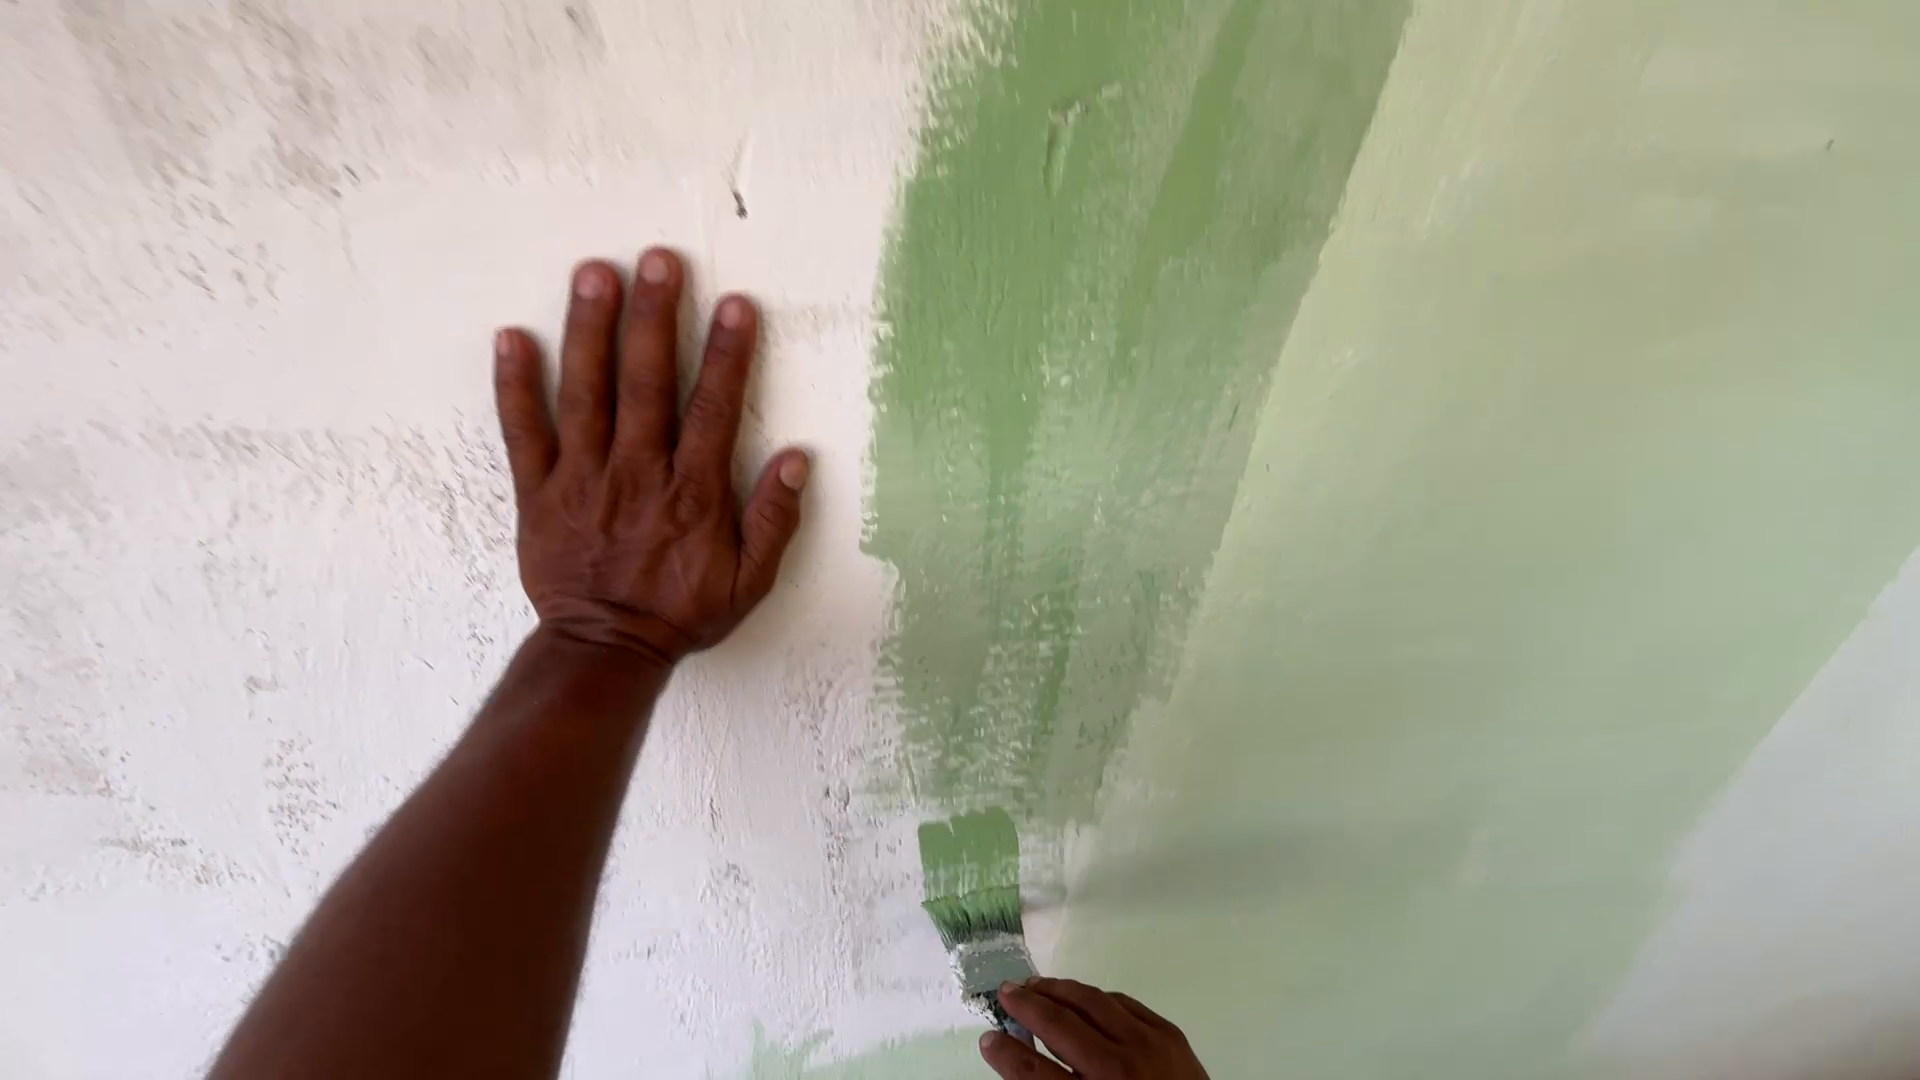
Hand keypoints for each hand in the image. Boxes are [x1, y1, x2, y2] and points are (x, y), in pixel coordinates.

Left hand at [494, 249, 807, 665]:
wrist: (606, 650)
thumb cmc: (683, 612)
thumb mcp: (750, 582)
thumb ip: (774, 521)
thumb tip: (795, 460)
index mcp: (693, 493)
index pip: (713, 409)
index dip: (727, 354)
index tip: (736, 304)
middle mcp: (638, 474)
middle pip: (646, 384)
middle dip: (655, 318)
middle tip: (658, 260)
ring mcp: (582, 479)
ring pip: (586, 393)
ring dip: (590, 330)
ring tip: (594, 272)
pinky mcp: (538, 493)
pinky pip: (524, 432)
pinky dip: (515, 386)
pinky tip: (513, 337)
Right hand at [981, 978, 1208, 1078]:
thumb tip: (1025, 1063)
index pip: (1035, 1074)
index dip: (1006, 1055)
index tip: (987, 1037)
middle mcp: (1119, 1070)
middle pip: (1060, 1027)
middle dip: (1026, 1006)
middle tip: (1005, 991)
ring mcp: (1148, 1047)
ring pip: (1091, 1002)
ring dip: (1058, 990)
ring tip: (1036, 985)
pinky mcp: (1171, 1035)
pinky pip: (1123, 1003)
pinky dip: (1097, 998)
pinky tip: (1082, 998)